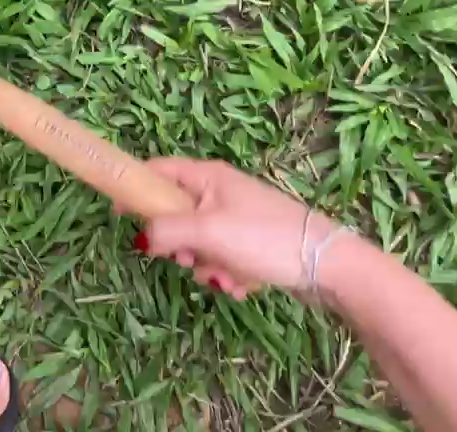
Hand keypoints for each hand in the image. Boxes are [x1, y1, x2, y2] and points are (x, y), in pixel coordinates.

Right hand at [137, 158, 343, 300]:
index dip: (135, 189)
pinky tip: (241, 286)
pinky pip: (223, 254)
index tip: (122, 214)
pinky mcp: (255, 242)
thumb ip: (165, 230)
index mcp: (206, 176)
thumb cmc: (265, 238)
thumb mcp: (207, 232)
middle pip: (176, 211)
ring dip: (204, 262)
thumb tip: (141, 238)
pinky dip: (227, 271)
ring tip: (222, 278)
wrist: (334, 267)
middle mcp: (220, 191)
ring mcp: (238, 216)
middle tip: (183, 258)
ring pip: (199, 239)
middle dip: (177, 241)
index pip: (156, 170)